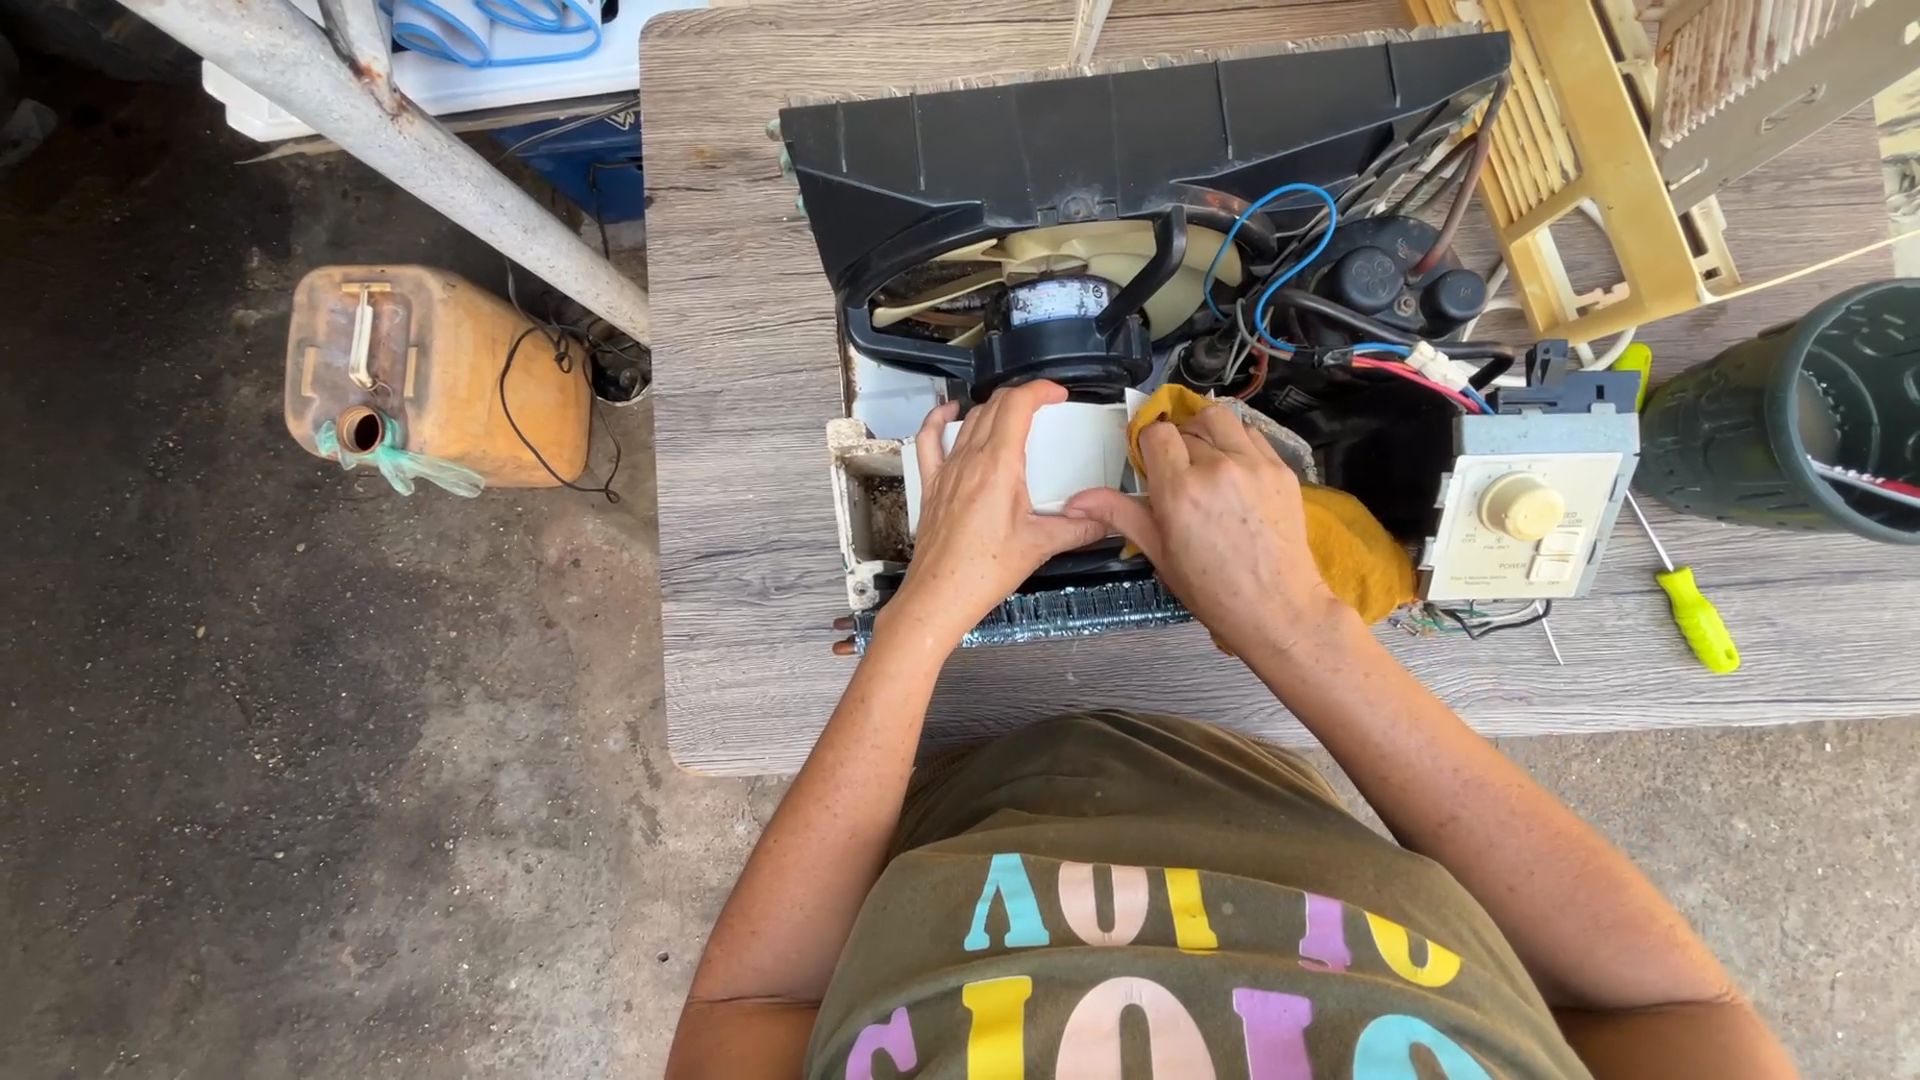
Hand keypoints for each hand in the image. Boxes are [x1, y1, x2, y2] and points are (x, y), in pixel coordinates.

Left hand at [881, 381, 1108, 651]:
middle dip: (1022, 397)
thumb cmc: (983, 572)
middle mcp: (969, 460)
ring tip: (1012, 412)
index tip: (1057, 394)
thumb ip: (1078, 529)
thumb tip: (1104, 520)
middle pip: (994, 406)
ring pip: (968, 421)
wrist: (939, 596)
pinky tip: (948, 414)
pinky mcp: (931, 486)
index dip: (1040, 390)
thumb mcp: (1040, 547)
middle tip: (1044, 406)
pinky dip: (938, 421)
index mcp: (998, 466)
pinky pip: (929, 441)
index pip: (1018, 406)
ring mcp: (946, 471)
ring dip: (992, 408)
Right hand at [1065, 404, 1343, 655]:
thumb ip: (1120, 514)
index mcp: (1179, 491)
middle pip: (1185, 425)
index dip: (1147, 443)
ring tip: (1203, 457)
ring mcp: (1254, 466)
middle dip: (1175, 442)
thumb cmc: (1213, 590)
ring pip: (1220, 417)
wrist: (1275, 608)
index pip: (1156, 433)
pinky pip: (1252, 434)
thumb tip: (1077, 502)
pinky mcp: (1281, 470)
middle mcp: (1217, 469)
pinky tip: (1232, 467)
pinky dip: (1236, 441)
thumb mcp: (1158, 552)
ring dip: (1204, 429)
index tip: (1148, 459)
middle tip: (1175, 470)